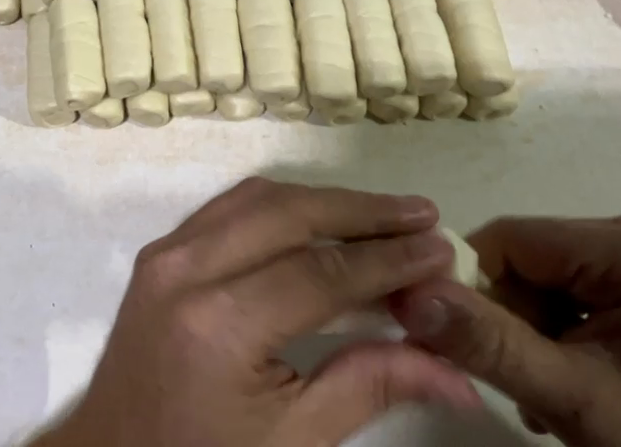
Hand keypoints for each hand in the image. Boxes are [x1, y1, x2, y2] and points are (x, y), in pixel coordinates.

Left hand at [38, 178, 481, 446]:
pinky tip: (322, 218)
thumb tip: (459, 373)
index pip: (320, 272)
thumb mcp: (293, 440)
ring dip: (323, 201)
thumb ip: (370, 386)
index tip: (442, 247)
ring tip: (385, 214)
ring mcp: (166, 253)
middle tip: (423, 216)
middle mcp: (186, 268)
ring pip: (256, 198)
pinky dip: (281, 206)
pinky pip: (228, 208)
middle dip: (361, 211)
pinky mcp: (160, 251)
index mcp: (218, 322)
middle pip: (287, 214)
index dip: (386, 258)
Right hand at [387, 213, 620, 446]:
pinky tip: (573, 387)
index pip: (509, 240)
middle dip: (508, 322)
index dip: (469, 286)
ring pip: (537, 283)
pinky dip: (553, 341)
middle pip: (523, 261)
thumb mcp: (578, 402)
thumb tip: (403, 293)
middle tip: (524, 389)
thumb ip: (490, 344)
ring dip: (527, 338)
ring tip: (551, 398)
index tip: (453, 343)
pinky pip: (567, 298)